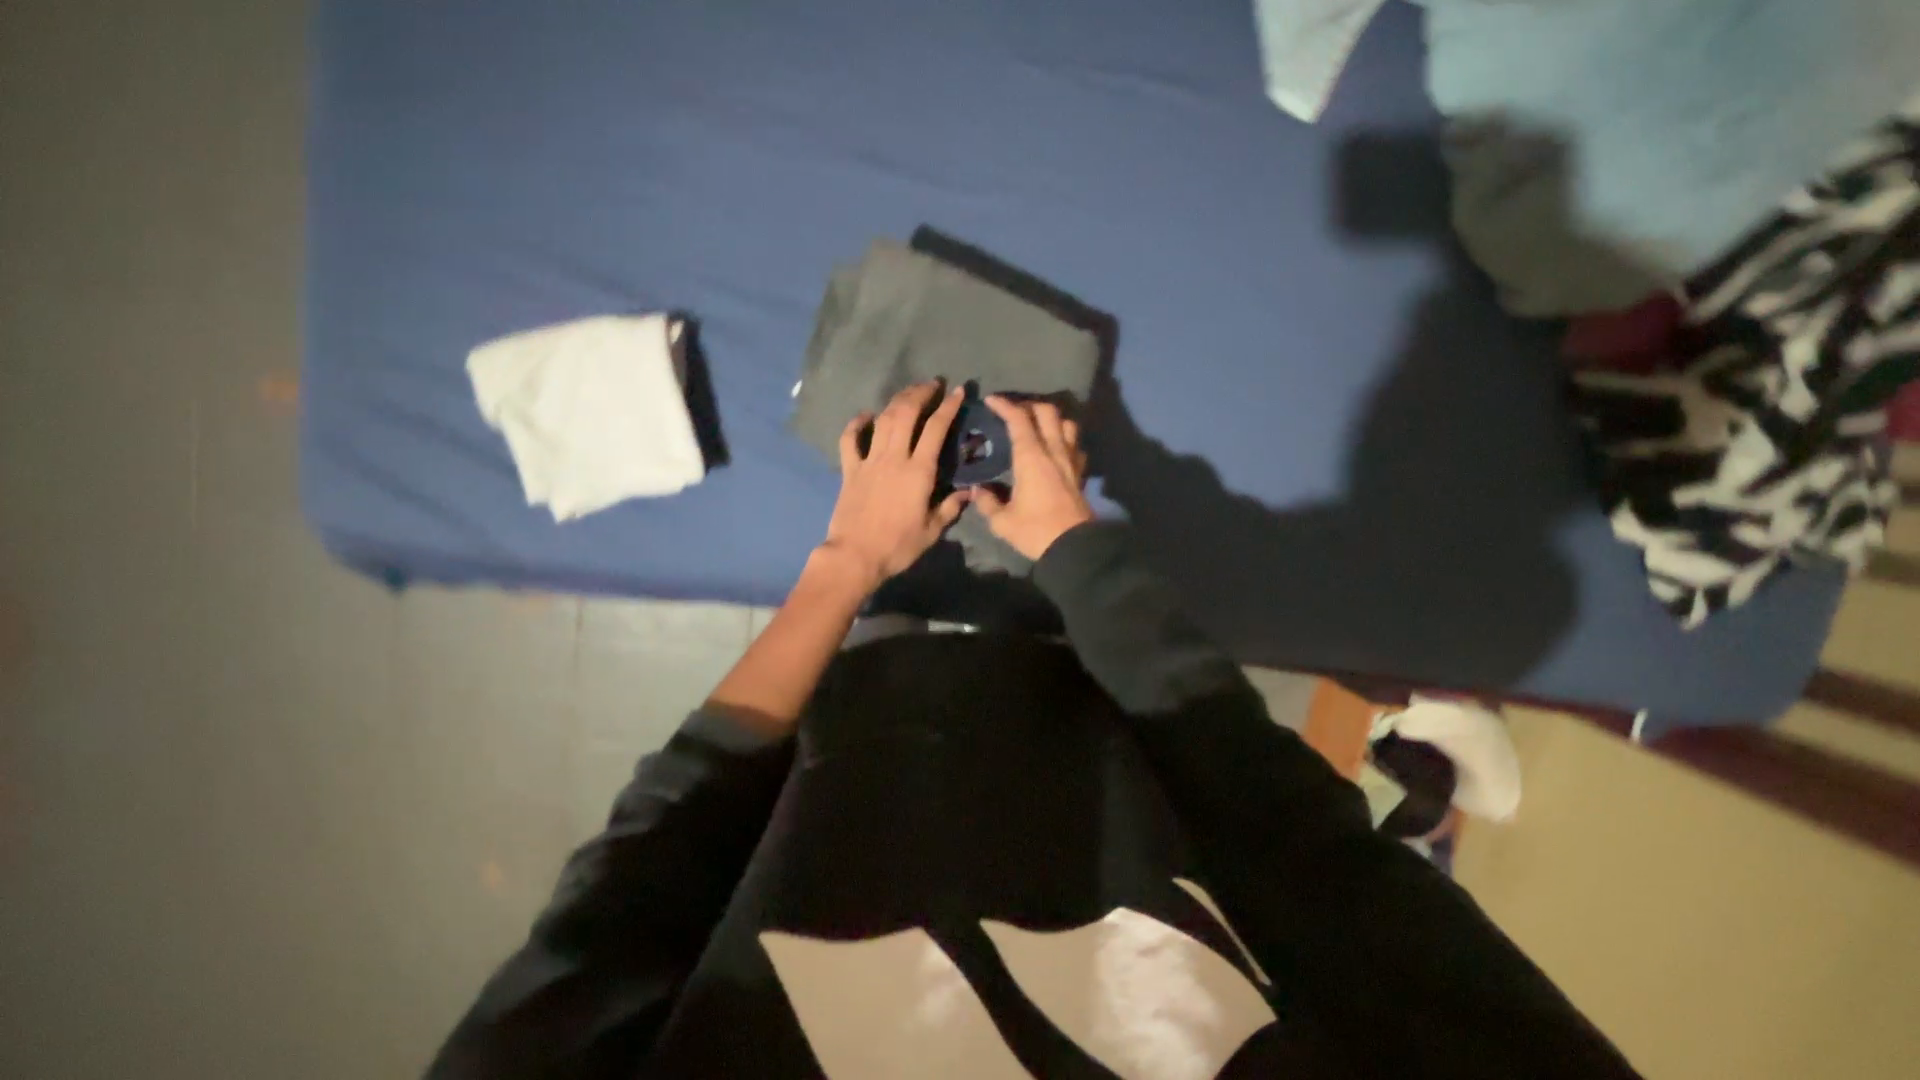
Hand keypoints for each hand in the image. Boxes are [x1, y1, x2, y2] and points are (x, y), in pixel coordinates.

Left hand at [822, 381, 969, 585]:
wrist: (855, 556)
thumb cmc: (898, 547)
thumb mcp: (932, 531)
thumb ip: (949, 508)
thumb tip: (967, 493)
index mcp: (919, 471)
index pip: (936, 429)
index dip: (948, 407)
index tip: (958, 391)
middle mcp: (894, 458)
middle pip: (907, 414)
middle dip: (920, 393)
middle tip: (932, 385)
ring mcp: (869, 461)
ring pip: (883, 420)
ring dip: (896, 401)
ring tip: (909, 393)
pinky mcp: (850, 470)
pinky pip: (850, 440)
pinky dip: (856, 424)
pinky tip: (865, 416)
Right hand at [972, 396, 1093, 559]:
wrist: (1074, 546)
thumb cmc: (1035, 531)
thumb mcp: (1003, 521)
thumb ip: (987, 502)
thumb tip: (977, 491)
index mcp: (1031, 457)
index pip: (1018, 419)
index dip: (1004, 405)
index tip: (991, 400)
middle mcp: (1053, 451)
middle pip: (1047, 412)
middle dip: (1029, 405)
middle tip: (1014, 411)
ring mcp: (1070, 461)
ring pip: (1067, 424)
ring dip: (1052, 419)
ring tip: (1038, 425)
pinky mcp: (1080, 474)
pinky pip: (1076, 446)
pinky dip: (1066, 439)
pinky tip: (1058, 449)